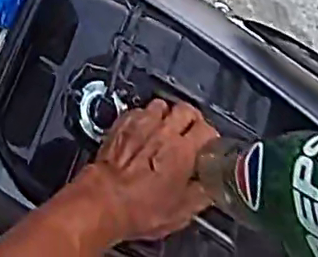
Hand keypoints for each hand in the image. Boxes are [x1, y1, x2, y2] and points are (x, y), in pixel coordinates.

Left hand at [69, 99, 219, 243]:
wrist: (107, 197)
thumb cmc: (141, 207)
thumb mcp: (182, 211)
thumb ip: (201, 194)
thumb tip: (208, 188)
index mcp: (182, 150)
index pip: (206, 129)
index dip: (210, 136)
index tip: (209, 144)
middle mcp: (163, 130)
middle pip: (185, 108)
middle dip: (191, 118)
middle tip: (191, 131)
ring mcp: (142, 122)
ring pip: (161, 105)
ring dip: (167, 115)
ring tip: (167, 129)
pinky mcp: (123, 120)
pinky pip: (140, 110)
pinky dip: (146, 117)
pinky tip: (145, 131)